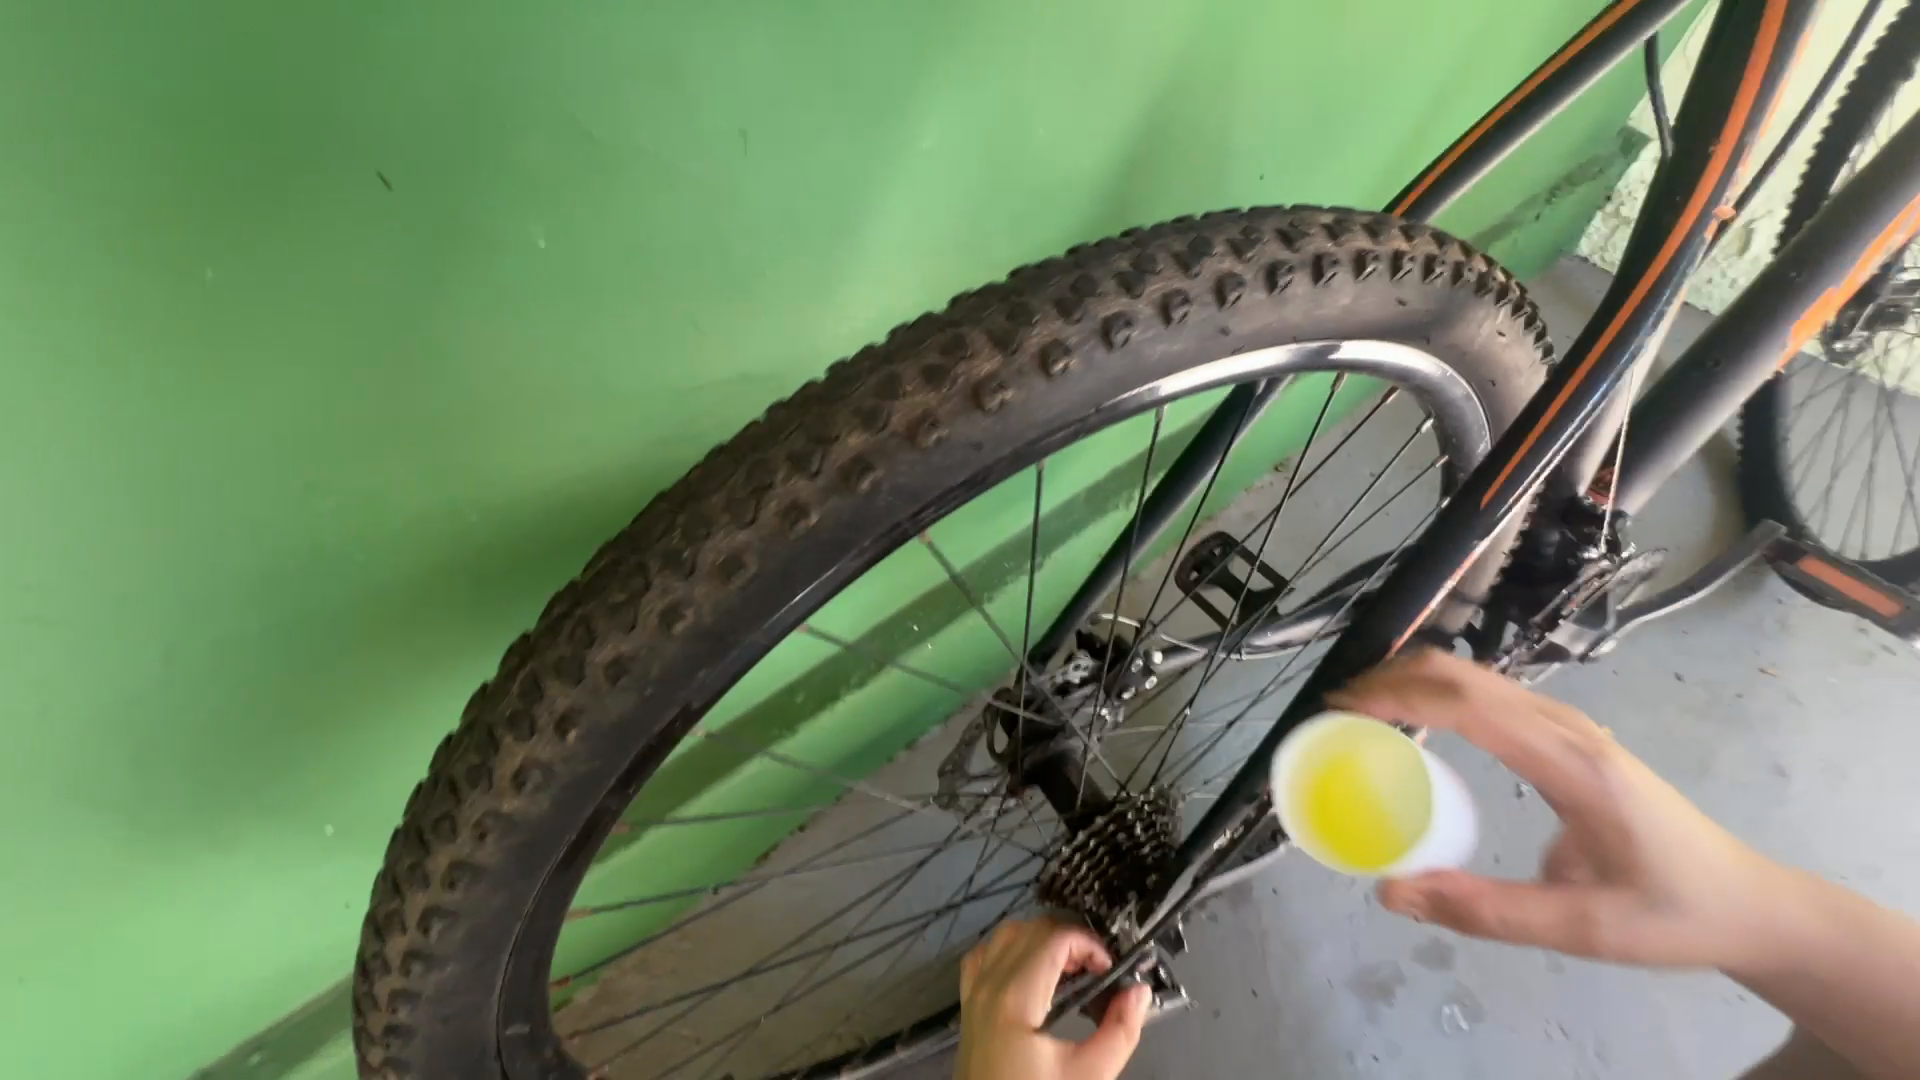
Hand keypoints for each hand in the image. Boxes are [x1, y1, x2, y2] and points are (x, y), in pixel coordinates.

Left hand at [956, 918, 1150, 1079]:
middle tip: (1096, 970)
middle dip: (1069, 939)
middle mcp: (989, 983)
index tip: (1110, 970)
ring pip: (1005, 935)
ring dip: (1040, 939)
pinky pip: (984, 955)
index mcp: (1015, 996)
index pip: (1054, 938)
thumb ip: (1119, 1032)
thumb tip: (1139, 991)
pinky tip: (1029, 971)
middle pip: (1031, 930)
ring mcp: (973, 992)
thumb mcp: (1088, 1077)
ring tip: (1068, 969)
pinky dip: (1009, 949)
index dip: (1088, 944)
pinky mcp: (967, 1005)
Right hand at [1327, 649, 1786, 971]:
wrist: (1752, 902)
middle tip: (1336, 707)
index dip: (1398, 697)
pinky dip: (1433, 689)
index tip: (1341, 708)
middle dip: (1390, 676)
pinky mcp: (1561, 729)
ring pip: (1471, 672)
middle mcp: (1567, 727)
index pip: (1470, 706)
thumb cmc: (1672, 913)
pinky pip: (1484, 690)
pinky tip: (1410, 716)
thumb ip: (1486, 912)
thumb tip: (1389, 892)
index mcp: (1573, 765)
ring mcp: (1567, 722)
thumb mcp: (1583, 931)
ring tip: (1359, 707)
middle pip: (1462, 672)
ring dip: (1408, 677)